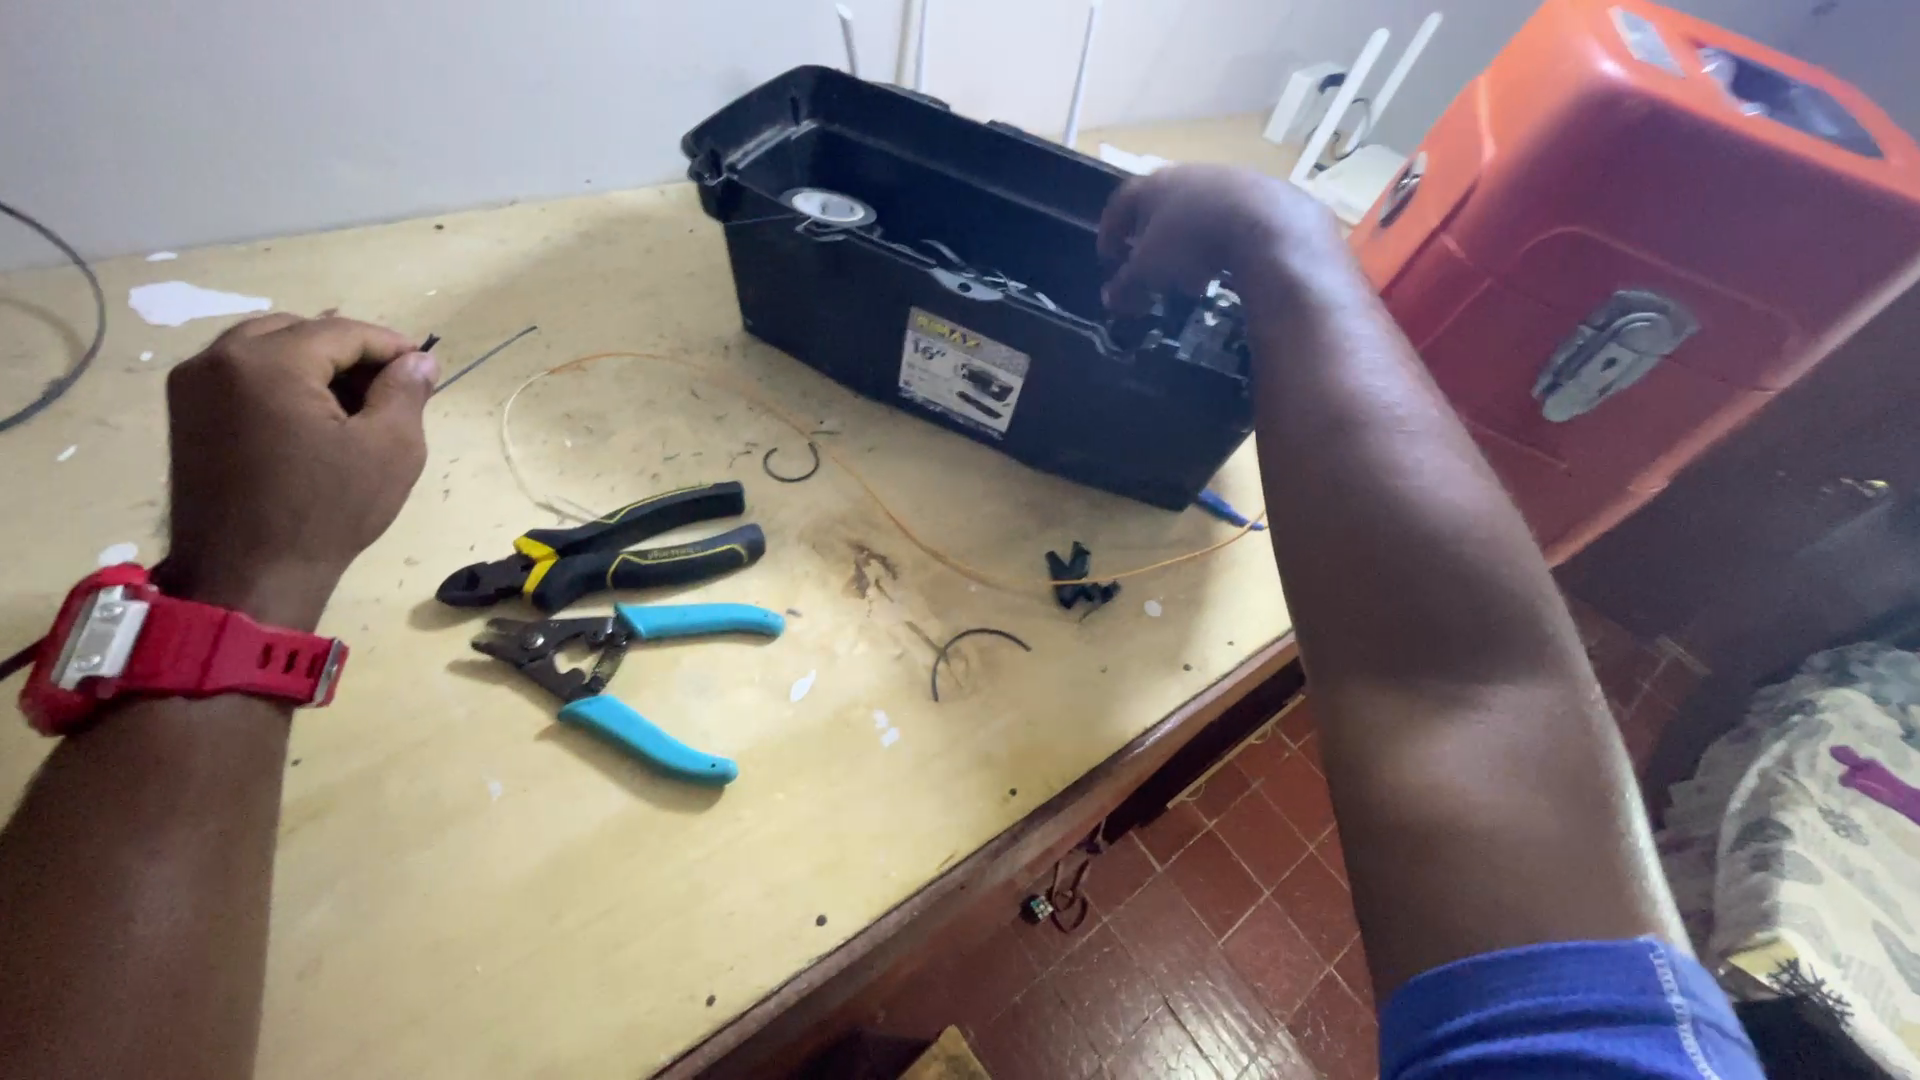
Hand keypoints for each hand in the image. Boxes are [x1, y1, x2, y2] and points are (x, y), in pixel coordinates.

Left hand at [158, 315, 437, 628]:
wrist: (250, 570)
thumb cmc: (330, 509)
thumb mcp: (391, 448)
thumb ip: (406, 392)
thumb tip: (420, 359)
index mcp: (268, 362)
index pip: (342, 331)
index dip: (391, 345)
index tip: (426, 367)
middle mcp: (219, 359)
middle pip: (298, 330)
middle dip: (351, 350)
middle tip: (393, 384)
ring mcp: (194, 385)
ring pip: (266, 347)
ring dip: (315, 362)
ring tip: (357, 401)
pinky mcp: (187, 412)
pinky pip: (243, 373)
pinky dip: (284, 380)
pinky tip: (316, 415)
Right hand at [1097, 165, 1352, 316]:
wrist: (1267, 225)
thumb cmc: (1190, 243)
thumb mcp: (1149, 271)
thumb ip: (1126, 285)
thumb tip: (1109, 298)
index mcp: (1154, 185)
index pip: (1120, 204)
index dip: (1109, 233)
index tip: (1107, 258)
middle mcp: (1188, 175)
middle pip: (1160, 207)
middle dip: (1151, 241)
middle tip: (1147, 269)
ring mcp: (1227, 180)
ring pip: (1196, 214)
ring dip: (1186, 245)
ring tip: (1188, 279)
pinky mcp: (1261, 194)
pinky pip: (1228, 221)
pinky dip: (1218, 244)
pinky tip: (1222, 270)